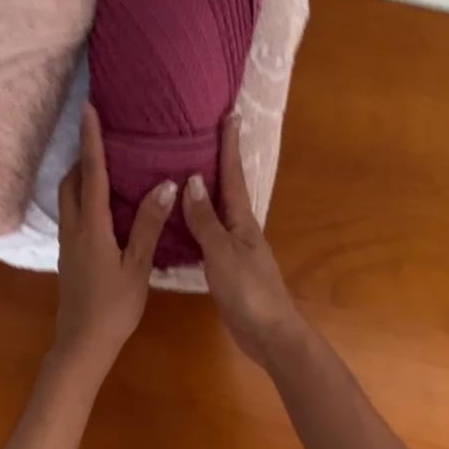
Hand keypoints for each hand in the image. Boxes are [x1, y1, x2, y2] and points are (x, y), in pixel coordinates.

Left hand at [55, 103, 174, 357]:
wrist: (83, 343)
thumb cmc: (113, 308)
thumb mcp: (138, 267)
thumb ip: (148, 225)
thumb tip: (165, 184)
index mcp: (92, 227)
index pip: (91, 174)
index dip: (91, 140)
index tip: (90, 109)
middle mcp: (74, 230)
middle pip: (71, 182)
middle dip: (83, 157)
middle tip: (102, 139)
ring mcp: (69, 245)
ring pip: (69, 200)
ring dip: (82, 178)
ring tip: (106, 168)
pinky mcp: (71, 258)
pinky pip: (74, 216)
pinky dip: (85, 199)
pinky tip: (105, 208)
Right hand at [181, 115, 309, 364]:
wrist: (268, 335)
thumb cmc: (249, 292)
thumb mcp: (223, 253)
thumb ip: (206, 221)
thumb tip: (193, 182)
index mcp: (243, 222)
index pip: (233, 177)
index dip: (230, 146)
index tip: (229, 114)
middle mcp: (241, 232)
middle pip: (226, 192)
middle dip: (215, 165)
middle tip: (199, 138)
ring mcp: (235, 253)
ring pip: (215, 216)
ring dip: (202, 197)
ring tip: (183, 176)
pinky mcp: (227, 273)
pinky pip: (207, 240)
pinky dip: (194, 228)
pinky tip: (179, 228)